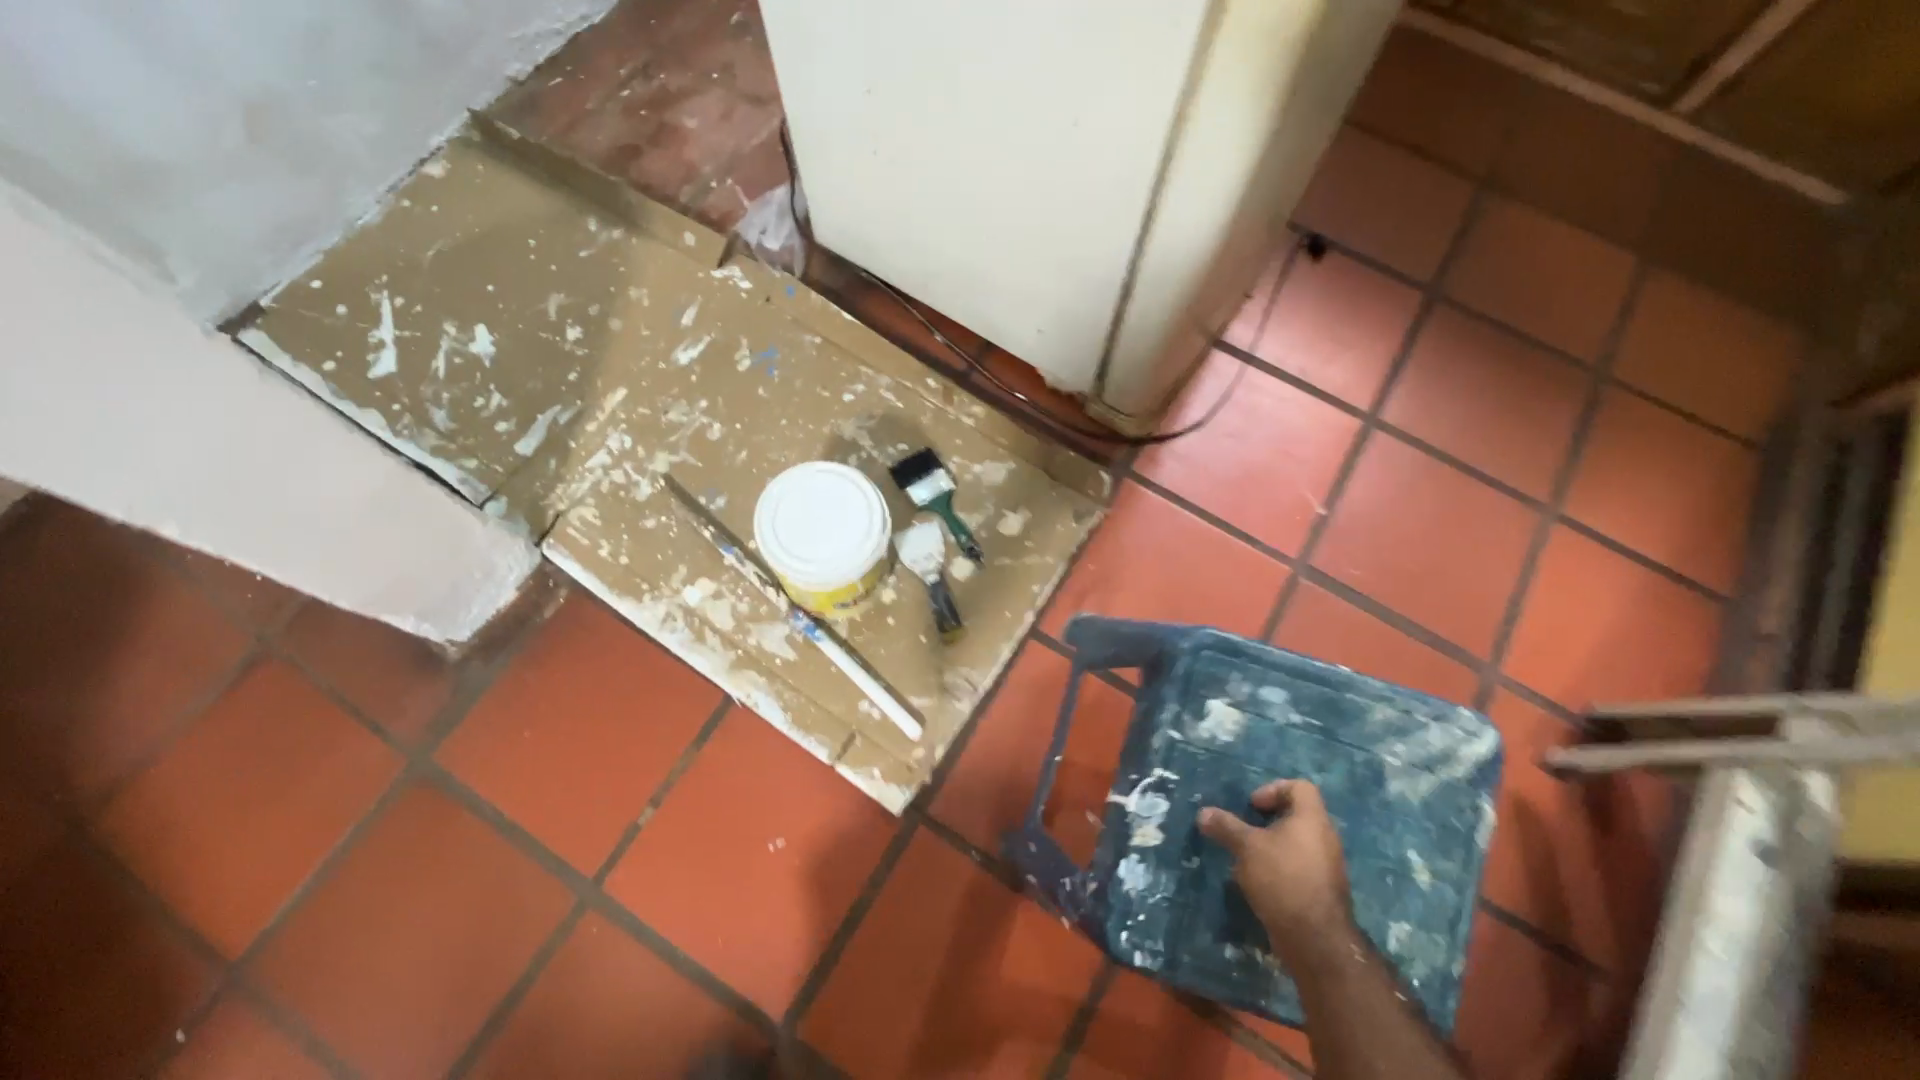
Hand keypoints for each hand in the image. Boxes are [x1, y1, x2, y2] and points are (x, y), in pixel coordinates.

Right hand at [1199, 780, 1351, 962]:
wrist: (1315, 937)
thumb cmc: (1282, 879)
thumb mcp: (1246, 848)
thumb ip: (1226, 827)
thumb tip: (1203, 813)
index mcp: (1311, 819)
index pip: (1299, 787)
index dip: (1273, 789)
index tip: (1251, 807)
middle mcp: (1324, 837)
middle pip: (1297, 815)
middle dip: (1266, 821)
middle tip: (1244, 832)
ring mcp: (1326, 865)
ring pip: (1296, 843)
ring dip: (1271, 846)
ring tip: (1246, 859)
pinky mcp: (1321, 889)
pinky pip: (1299, 866)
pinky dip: (1279, 868)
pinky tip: (1259, 884)